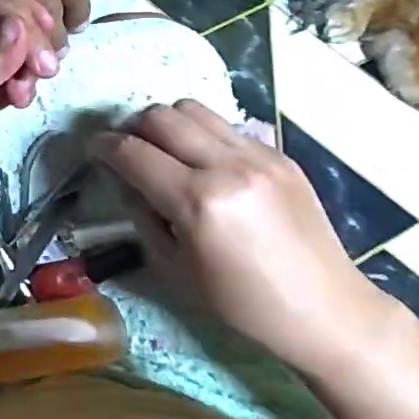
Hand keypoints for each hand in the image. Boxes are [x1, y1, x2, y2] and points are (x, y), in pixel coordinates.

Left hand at [0, 0, 33, 216]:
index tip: (41, 21)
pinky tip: (23, 99)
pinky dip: (22, 87)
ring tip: (29, 88)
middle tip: (49, 60)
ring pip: (9, 58)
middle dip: (26, 41)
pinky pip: (10, 85)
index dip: (8, 8)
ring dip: (27, 66)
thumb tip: (23, 25)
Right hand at [92, 100, 391, 369]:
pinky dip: (201, 135)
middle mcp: (228, 166)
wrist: (326, 309)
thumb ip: (143, 214)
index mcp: (199, 202)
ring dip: (166, 123)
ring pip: (193, 109)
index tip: (92, 148)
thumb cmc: (242, 303)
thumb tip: (125, 180)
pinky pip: (225, 126)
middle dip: (132, 128)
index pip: (133, 153)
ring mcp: (259, 155)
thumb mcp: (176, 267)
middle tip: (126, 150)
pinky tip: (203, 163)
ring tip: (163, 150)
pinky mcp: (279, 154)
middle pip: (160, 117)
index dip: (103, 146)